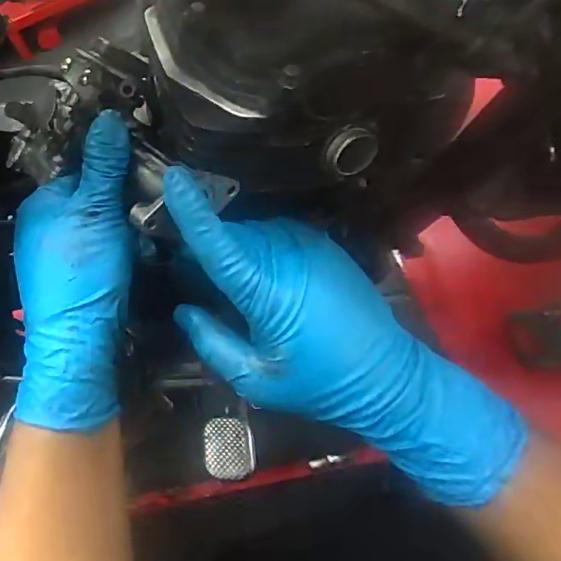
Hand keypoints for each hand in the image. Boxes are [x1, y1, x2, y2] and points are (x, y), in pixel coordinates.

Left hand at [13, 110, 132, 430]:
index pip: (81, 167)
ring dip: (127, 219)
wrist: (80, 340)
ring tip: (158, 216)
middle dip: (123, 192)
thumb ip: (104, 165)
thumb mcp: (97, 210)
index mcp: (41, 203)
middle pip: (92, 195)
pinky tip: (144, 247)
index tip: (147, 161)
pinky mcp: (77, 278)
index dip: (113, 161)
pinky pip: (104, 247)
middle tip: (158, 190)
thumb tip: (107, 115)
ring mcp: (60, 254)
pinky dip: (124, 244)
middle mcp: (45, 225)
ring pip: (102, 222)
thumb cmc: (84, 269)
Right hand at [162, 168, 527, 505]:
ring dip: (235, 247)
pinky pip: (278, 233)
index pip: (220, 242)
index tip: (172, 177)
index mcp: (266, 289)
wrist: (387, 375)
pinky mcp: (325, 244)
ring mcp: (311, 244)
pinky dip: (259, 246)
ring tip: (234, 286)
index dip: (192, 209)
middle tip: (192, 274)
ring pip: (254, 231)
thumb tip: (184, 309)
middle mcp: (288, 254)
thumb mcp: (256, 378)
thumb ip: (213, 342)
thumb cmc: (319, 383)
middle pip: (232, 234)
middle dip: (207, 245)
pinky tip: (265, 277)